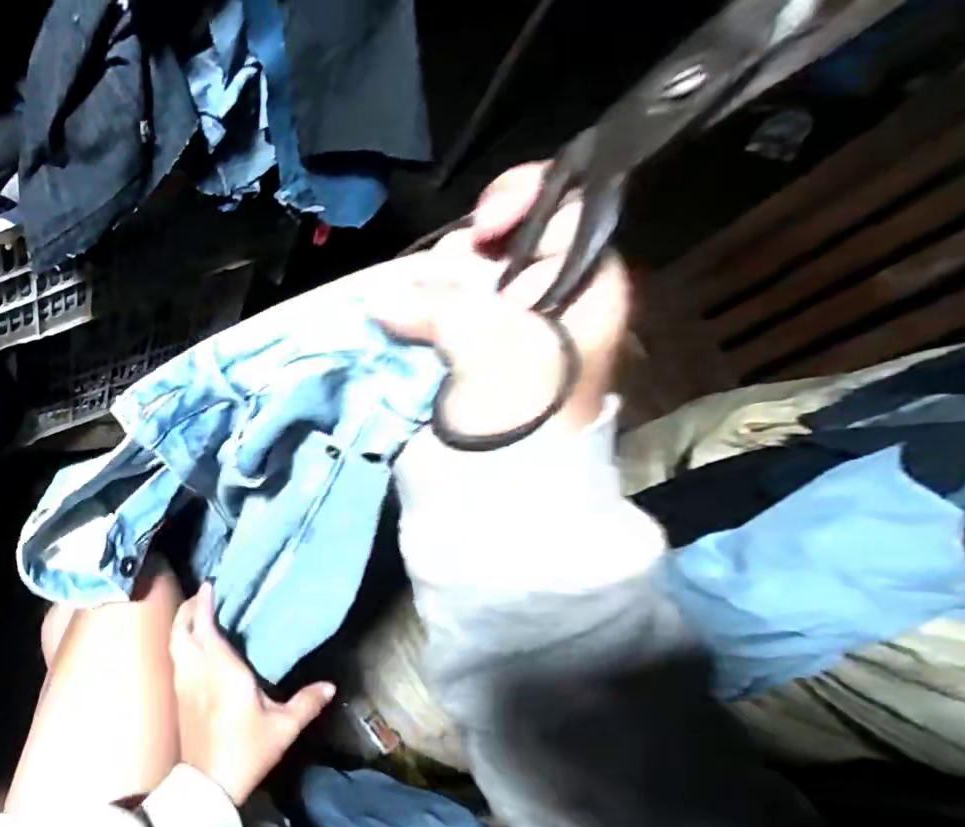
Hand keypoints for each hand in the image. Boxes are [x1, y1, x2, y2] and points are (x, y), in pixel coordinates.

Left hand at [169, 584, 334, 804]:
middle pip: (182, 628)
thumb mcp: (283, 728)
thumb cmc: (247, 750)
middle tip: (202, 597)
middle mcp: (197, 668)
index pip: (206, 625)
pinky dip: (180, 642)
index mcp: (222, 669)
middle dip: (189, 608)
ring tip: (195, 616)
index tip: (209, 585)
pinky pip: (175, 658)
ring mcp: (184, 681)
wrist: (209, 782)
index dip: (204, 602)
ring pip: (174, 642)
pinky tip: (193, 647)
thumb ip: (306, 703)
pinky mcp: (178, 695)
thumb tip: (330, 686)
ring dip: (181, 624)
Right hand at [371, 162, 633, 436]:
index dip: (523, 202)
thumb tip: (382, 297)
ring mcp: (494, 327)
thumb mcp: (495, 343)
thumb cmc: (516, 409)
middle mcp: (540, 298)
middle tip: (440, 277)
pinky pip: (428, 314)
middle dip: (461, 253)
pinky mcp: (455, 354)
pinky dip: (408, 313)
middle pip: (498, 243)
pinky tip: (395, 315)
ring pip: (455, 280)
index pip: (561, 211)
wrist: (492, 486)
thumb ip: (442, 304)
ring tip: (408, 305)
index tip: (483, 223)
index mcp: (581, 285)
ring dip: (425, 286)